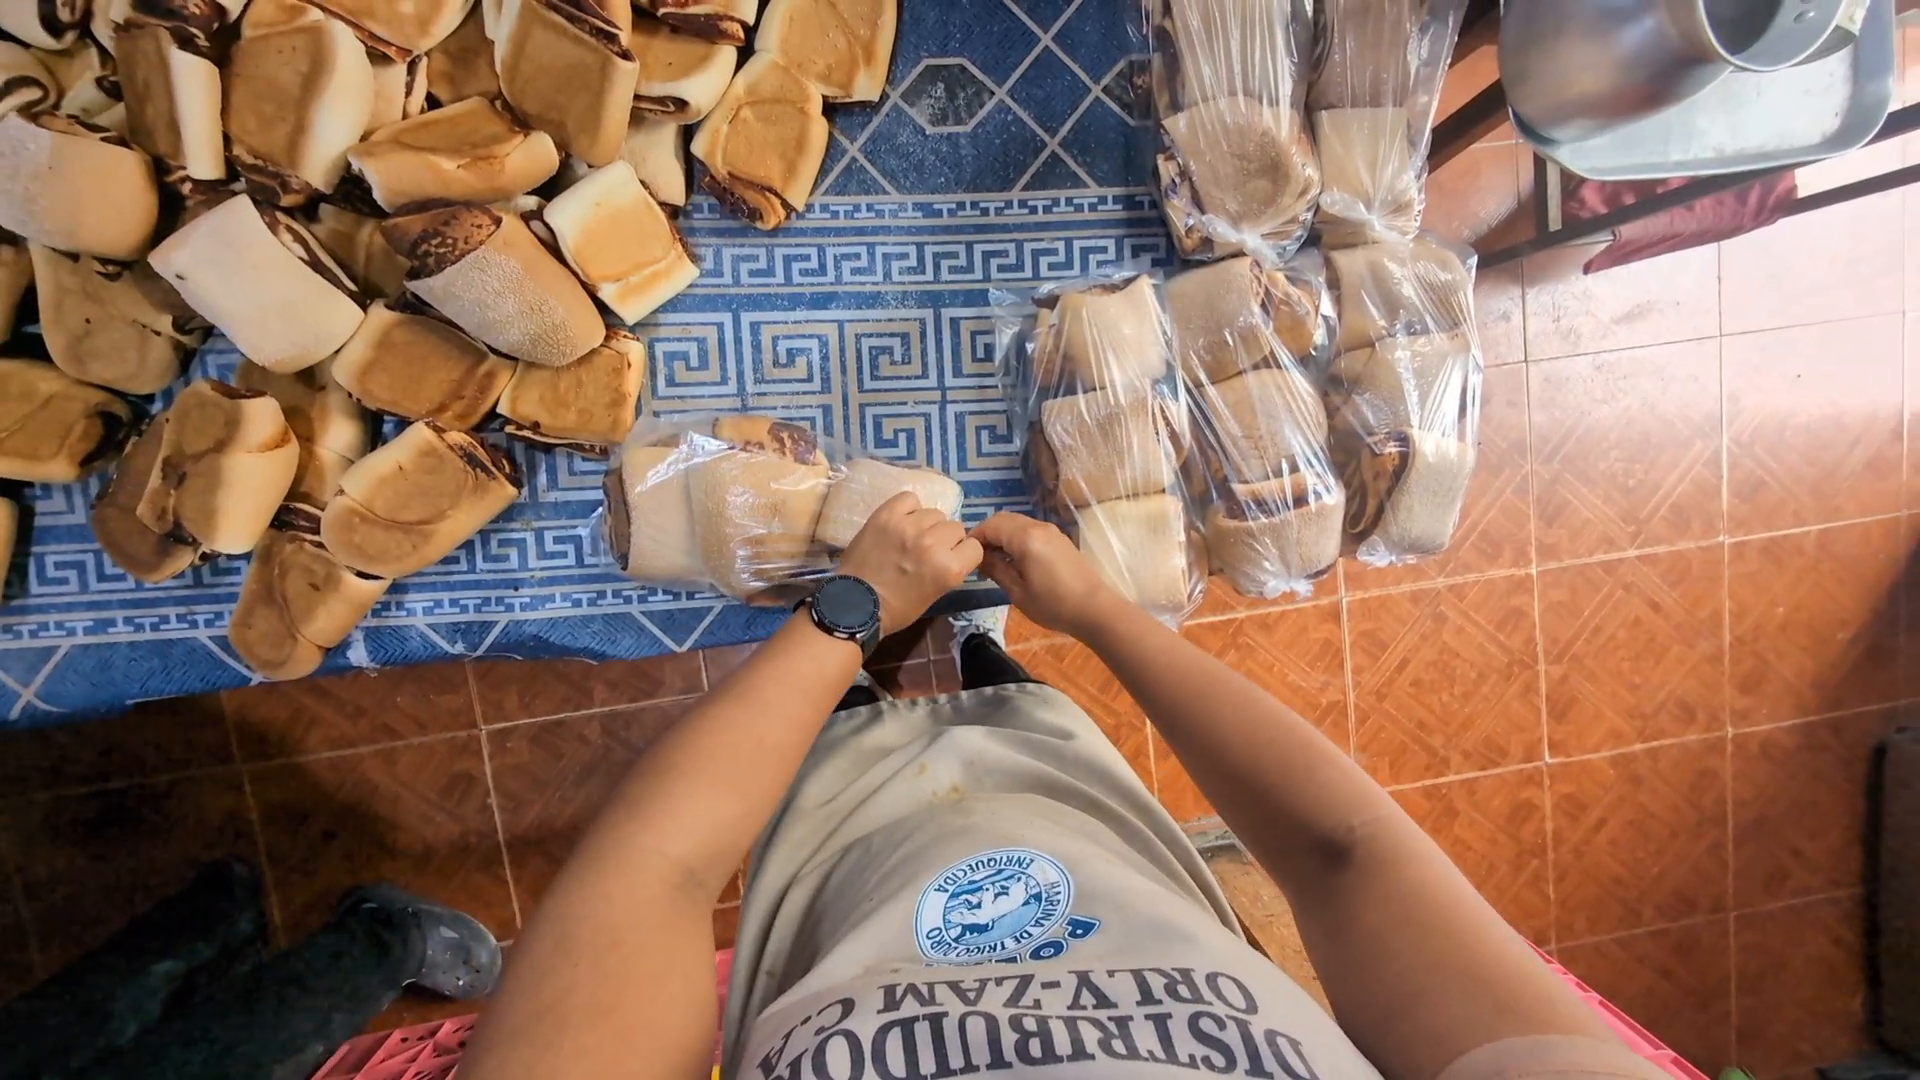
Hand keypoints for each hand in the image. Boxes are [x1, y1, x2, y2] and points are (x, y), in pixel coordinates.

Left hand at [837, 492, 983, 635]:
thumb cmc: (897, 608)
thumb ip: (950, 568)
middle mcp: (933, 543)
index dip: (962, 554)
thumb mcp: (936, 593)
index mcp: (949, 568)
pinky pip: (909, 499)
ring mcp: (909, 526)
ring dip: (927, 524)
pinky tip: (900, 522)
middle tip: (927, 551)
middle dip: (945, 539)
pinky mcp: (886, 515)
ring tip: (910, 537)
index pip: (974, 547)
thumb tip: (954, 549)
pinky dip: (908, 508)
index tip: (950, 559)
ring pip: (934, 513)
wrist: (854, 605)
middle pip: (955, 527)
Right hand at [969, 512, 1124, 639]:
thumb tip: (980, 558)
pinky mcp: (1059, 539)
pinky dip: (1017, 538)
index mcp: (1025, 537)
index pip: (990, 525)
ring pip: (1018, 523)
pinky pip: (1030, 530)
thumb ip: (996, 569)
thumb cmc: (1053, 604)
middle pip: (1004, 519)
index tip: (966, 555)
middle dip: (987, 534)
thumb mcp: (1017, 591)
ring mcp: (1051, 531)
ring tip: (994, 560)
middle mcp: (1038, 527)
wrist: (1094, 609)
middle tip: (978, 557)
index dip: (975, 537)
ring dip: (1002, 535)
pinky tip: (1014, 560)